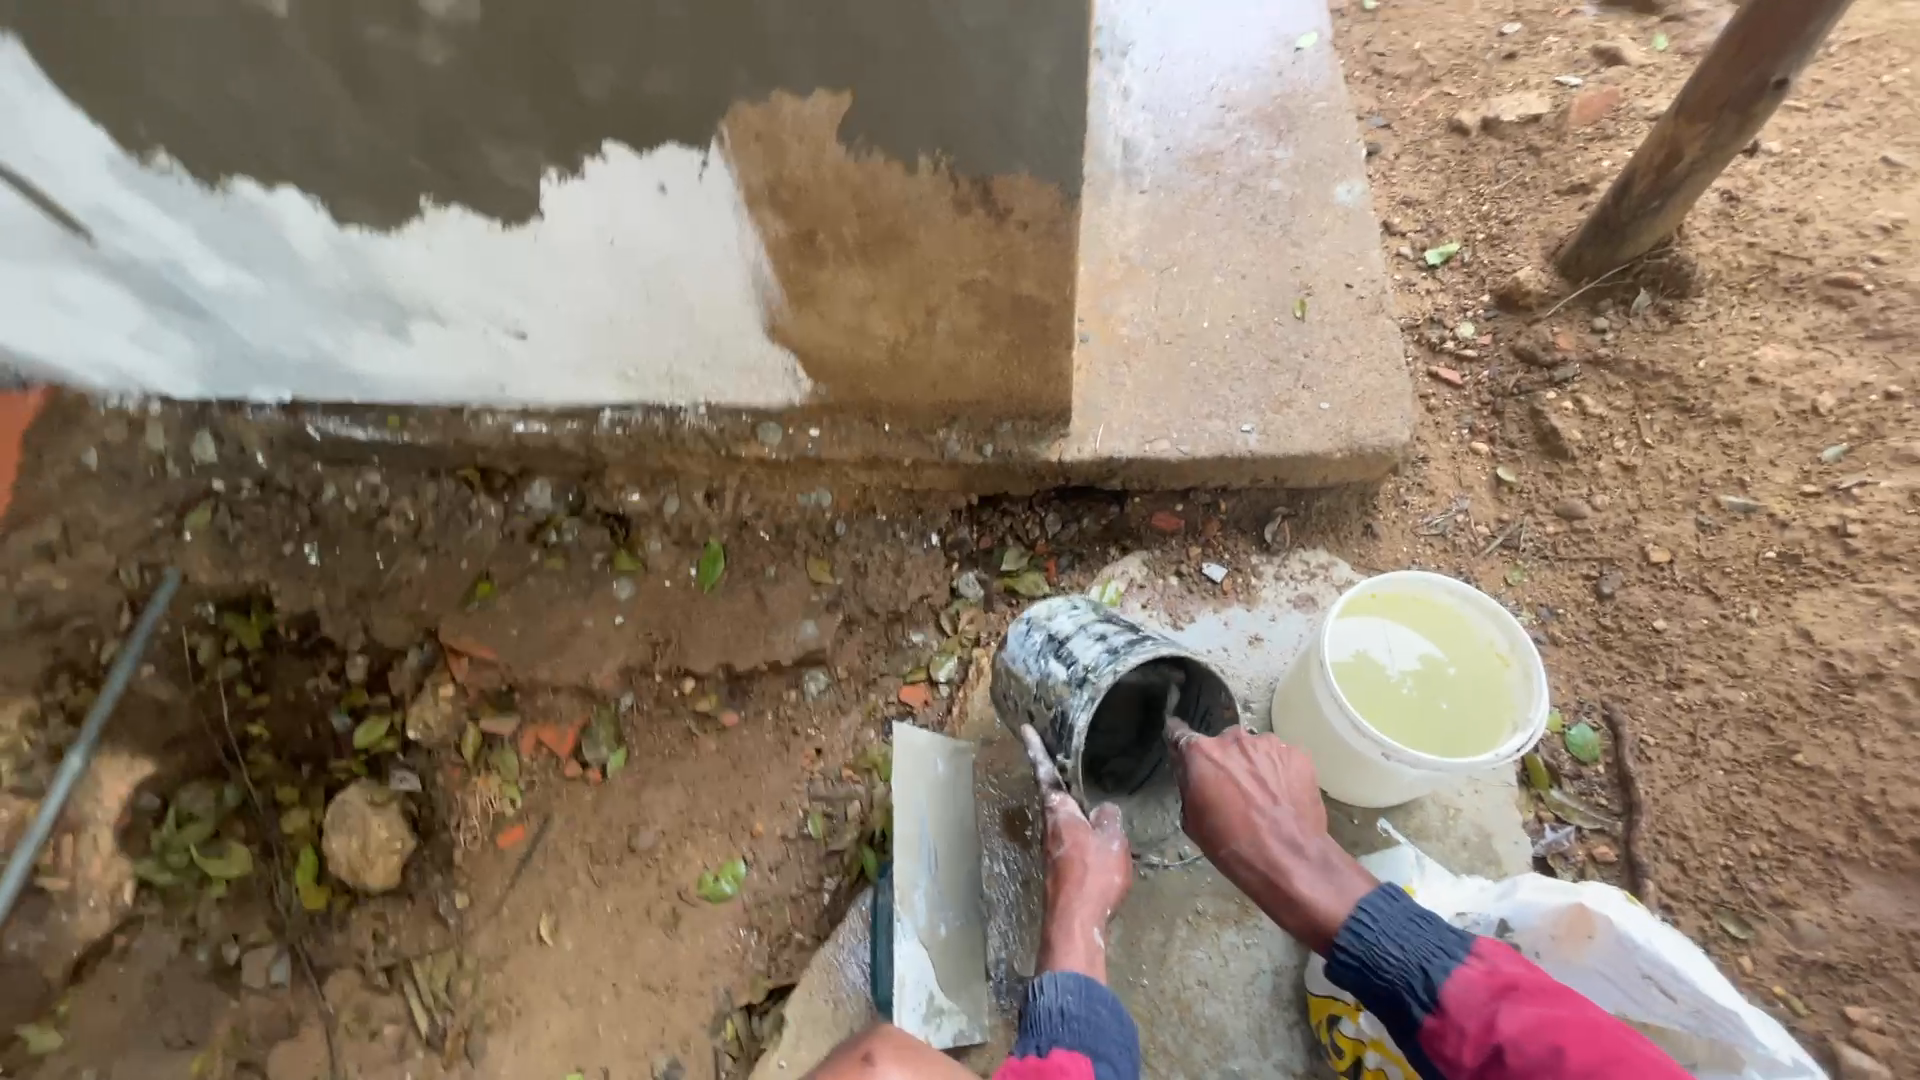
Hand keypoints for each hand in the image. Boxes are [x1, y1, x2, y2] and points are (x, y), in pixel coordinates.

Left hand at [1020, 724, 1130, 982]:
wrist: (1075, 921)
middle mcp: (1050, 825)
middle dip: (1057, 777)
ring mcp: (1052, 848)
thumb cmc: (1092, 874)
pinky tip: (1097, 838)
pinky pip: (1072, 839)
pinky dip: (1082, 831)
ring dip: (1073, 808)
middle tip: (1060, 757)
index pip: (1045, 770)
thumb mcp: (1112, 839)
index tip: (1024, 728)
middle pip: (1053, 794)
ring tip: (1089, 799)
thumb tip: (1105, 809)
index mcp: (1058, 810)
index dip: (1036, 748)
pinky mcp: (1060, 868)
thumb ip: (1109, 818)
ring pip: (1063, 818)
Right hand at [1164, 717, 1376, 953]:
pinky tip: (1284, 797)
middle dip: (1224, 761)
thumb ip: (1188, 785)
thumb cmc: (1232, 845)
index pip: (1179, 733)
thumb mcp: (1191, 820)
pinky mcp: (1298, 754)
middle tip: (1232, 789)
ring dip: (1253, 765)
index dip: (1180, 744)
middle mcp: (1233, 738)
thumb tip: (1191, 772)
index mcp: (1200, 752)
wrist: (1291, 860)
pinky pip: (1281, 758)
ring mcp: (1268, 743)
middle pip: (1222, 743)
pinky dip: (1280, 772)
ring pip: (1254, 750)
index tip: (1184, 754)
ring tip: (1263, 796)